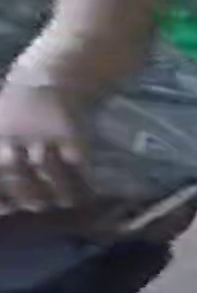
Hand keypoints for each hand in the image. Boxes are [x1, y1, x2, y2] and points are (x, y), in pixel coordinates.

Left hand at [0, 82, 88, 211]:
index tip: (5, 208)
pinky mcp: (72, 139)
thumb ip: (2, 146)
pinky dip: (83, 180)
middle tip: (37, 208)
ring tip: (68, 204)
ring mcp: (44, 139)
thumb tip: (9, 171)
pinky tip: (91, 190)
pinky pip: (77, 165)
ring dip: (58, 191)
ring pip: (46, 171)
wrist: (46, 83)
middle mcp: (12, 138)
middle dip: (25, 193)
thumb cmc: (17, 104)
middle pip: (15, 172)